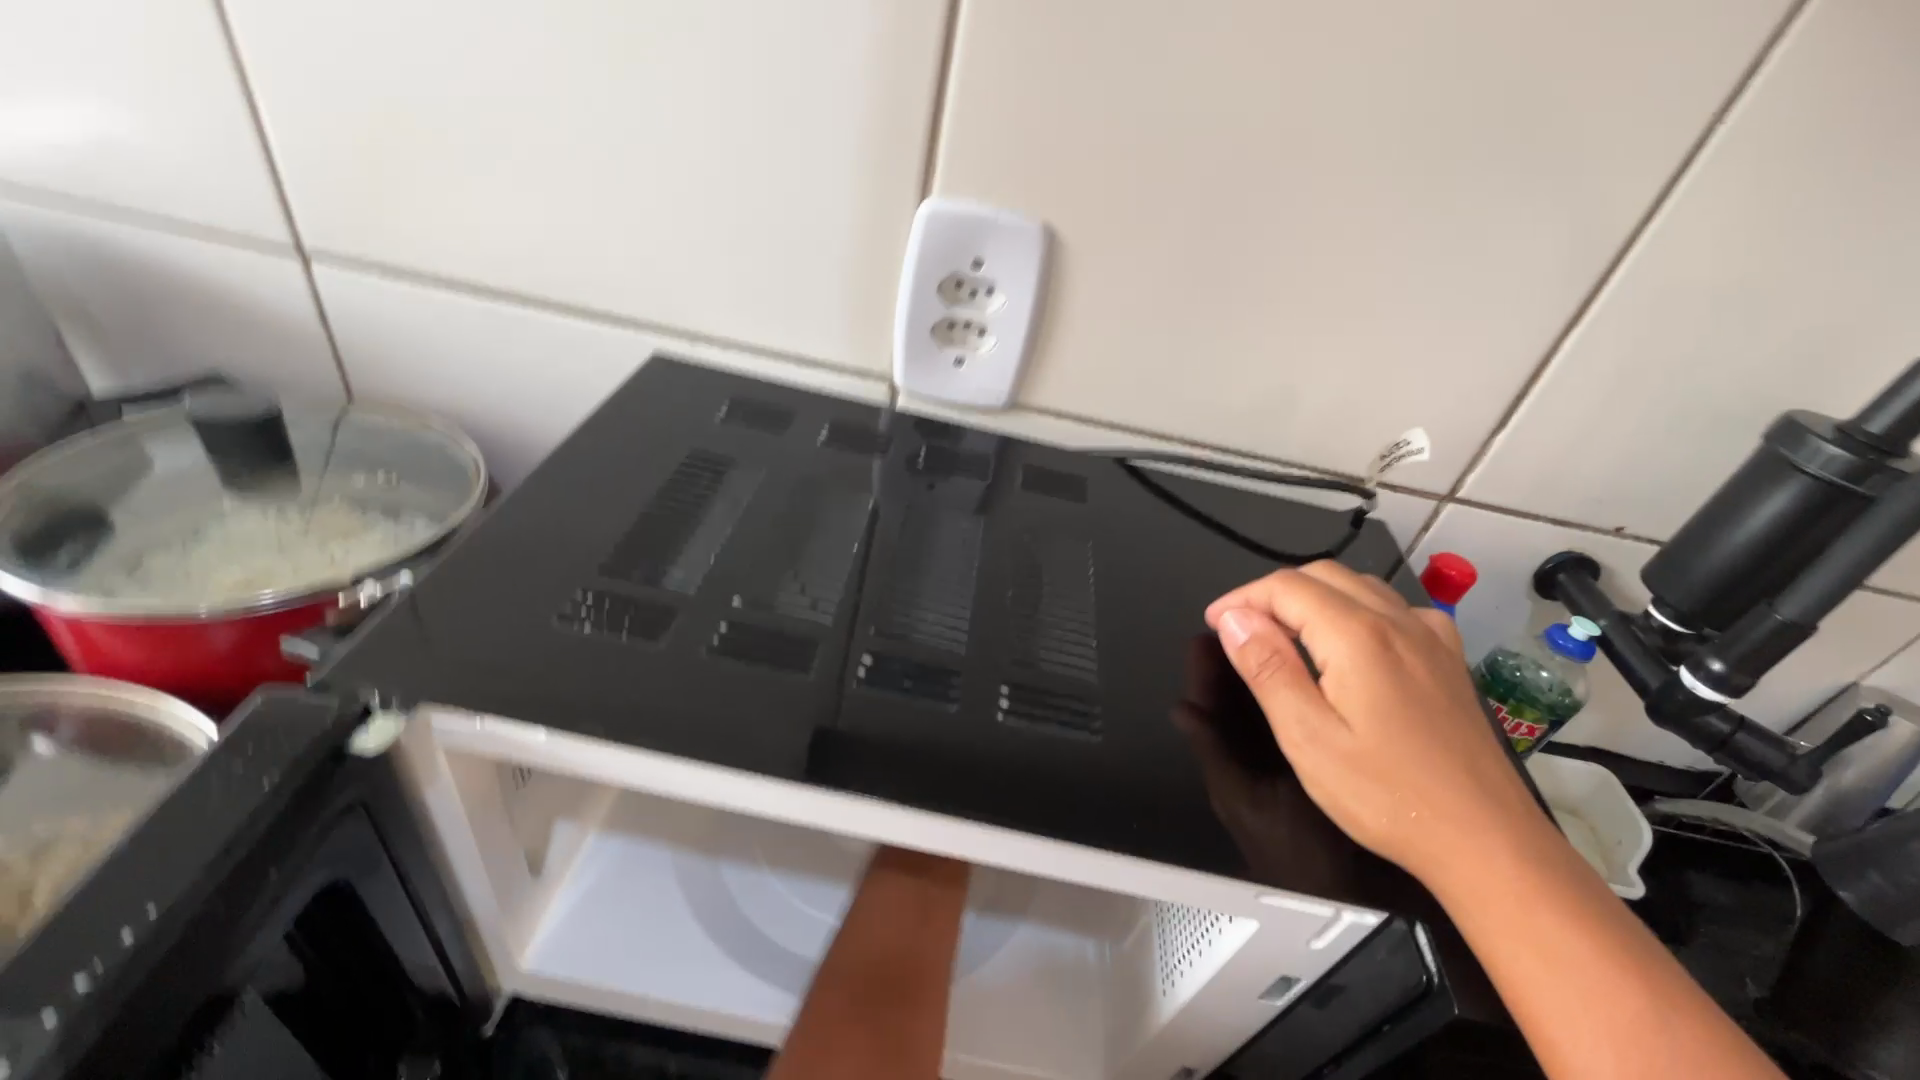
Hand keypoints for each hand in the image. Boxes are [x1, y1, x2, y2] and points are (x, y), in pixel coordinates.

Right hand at [1203, 561, 1552, 889]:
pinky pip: (1395, 609)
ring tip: (1283, 634)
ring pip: (1360, 586)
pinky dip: (1357, 609)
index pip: (1285, 587)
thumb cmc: (1385, 795)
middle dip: (1272, 593)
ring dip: (1313, 596)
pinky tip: (1351, 645)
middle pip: (1322, 576)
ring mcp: (1430, 638)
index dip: (1241, 598)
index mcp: (1357, 636)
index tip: (1213, 625)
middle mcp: (1397, 622)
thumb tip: (1234, 618)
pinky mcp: (1448, 660)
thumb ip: (1268, 668)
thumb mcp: (1308, 737)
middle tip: (1241, 630)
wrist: (1485, 838)